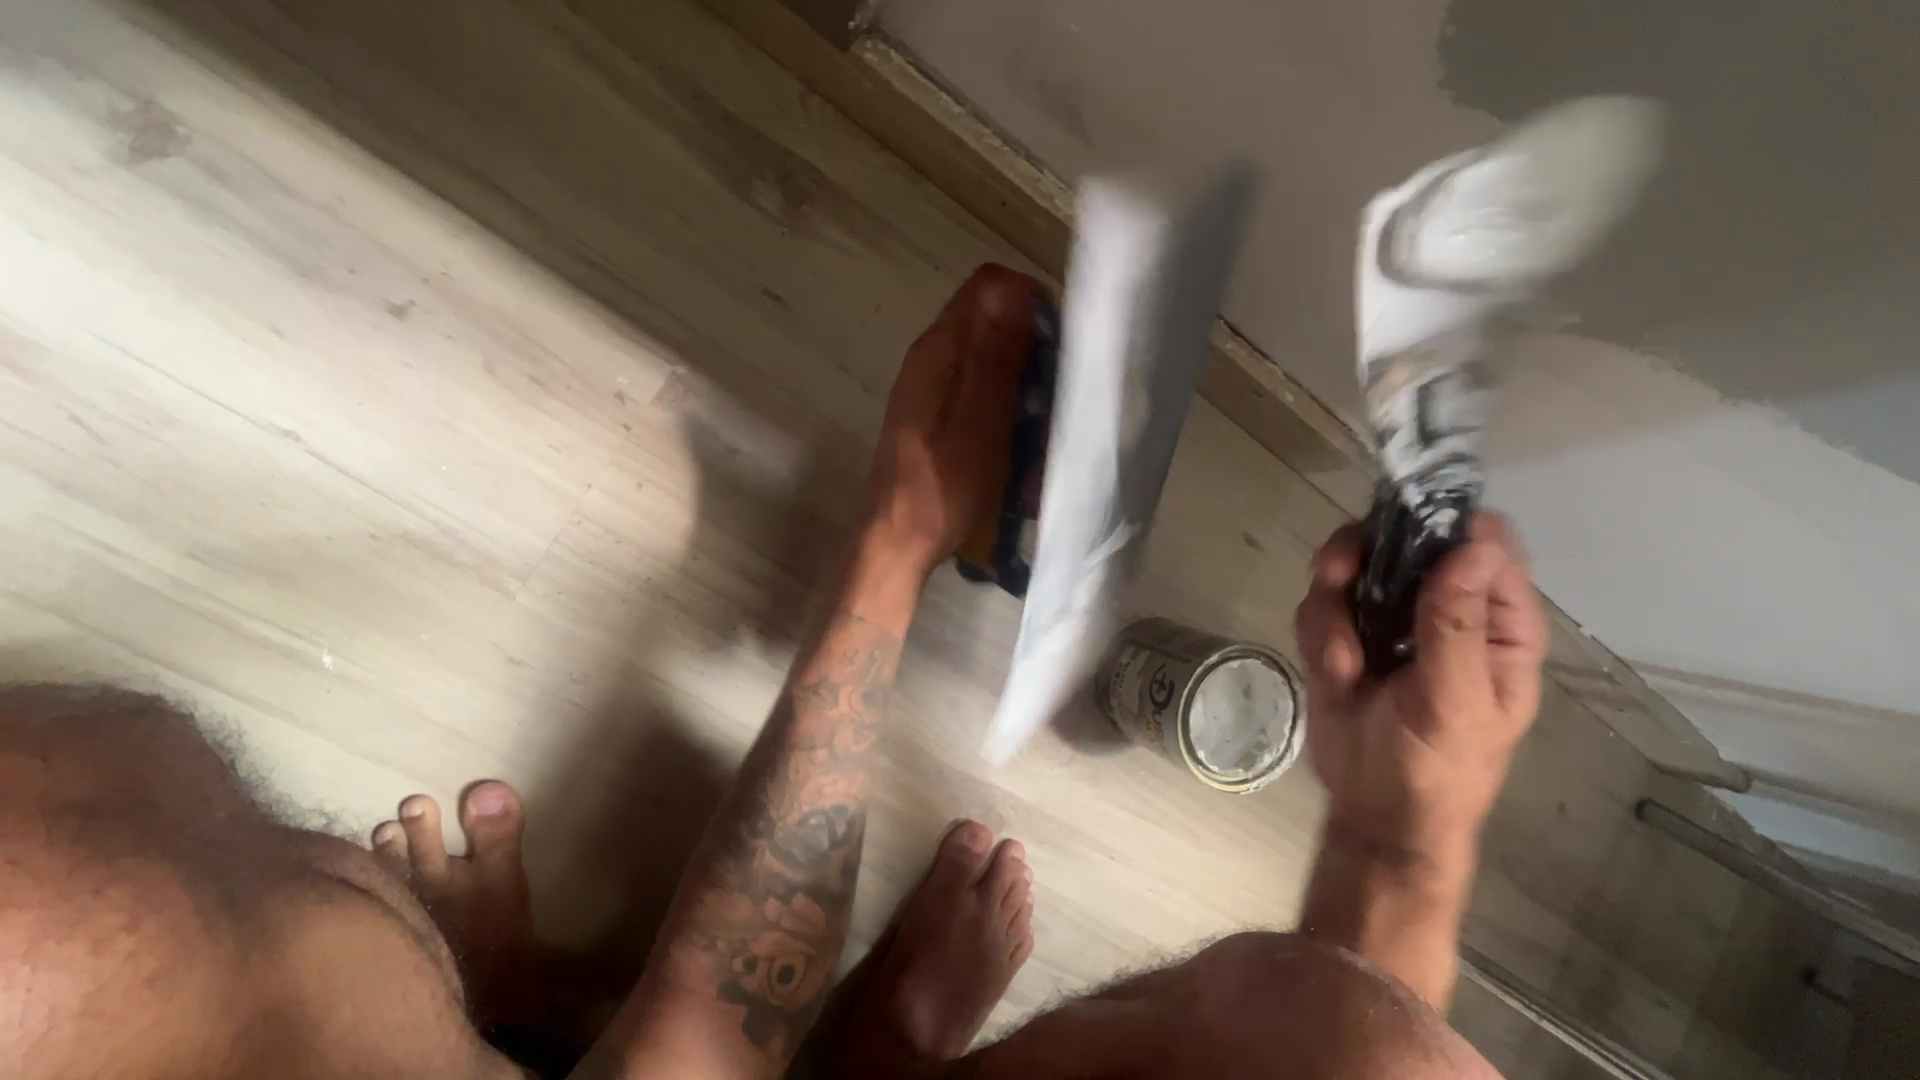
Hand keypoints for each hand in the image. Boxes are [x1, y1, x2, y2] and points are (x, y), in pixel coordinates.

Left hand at [859, 264, 1042, 577]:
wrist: (898, 543)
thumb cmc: (943, 489)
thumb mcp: (981, 423)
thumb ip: (996, 356)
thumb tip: (1012, 287)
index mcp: (940, 351)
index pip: (992, 287)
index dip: (1032, 307)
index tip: (1059, 353)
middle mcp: (934, 359)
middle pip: (998, 327)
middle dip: (1035, 364)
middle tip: (1052, 414)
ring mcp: (936, 389)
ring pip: (997, 368)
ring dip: (1026, 404)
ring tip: (1037, 454)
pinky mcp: (940, 417)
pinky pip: (986, 401)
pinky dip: (1008, 425)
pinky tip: (1018, 464)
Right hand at [1293, 514, 1547, 860]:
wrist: (1374, 811)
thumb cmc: (1436, 766)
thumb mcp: (1454, 699)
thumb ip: (1457, 623)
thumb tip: (1474, 545)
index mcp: (1496, 623)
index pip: (1484, 544)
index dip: (1444, 524)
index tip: (1397, 531)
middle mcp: (1443, 608)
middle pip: (1405, 540)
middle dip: (1364, 554)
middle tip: (1336, 575)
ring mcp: (1390, 620)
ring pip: (1352, 567)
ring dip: (1334, 605)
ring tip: (1341, 657)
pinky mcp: (1343, 635)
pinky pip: (1320, 605)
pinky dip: (1317, 634)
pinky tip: (1334, 673)